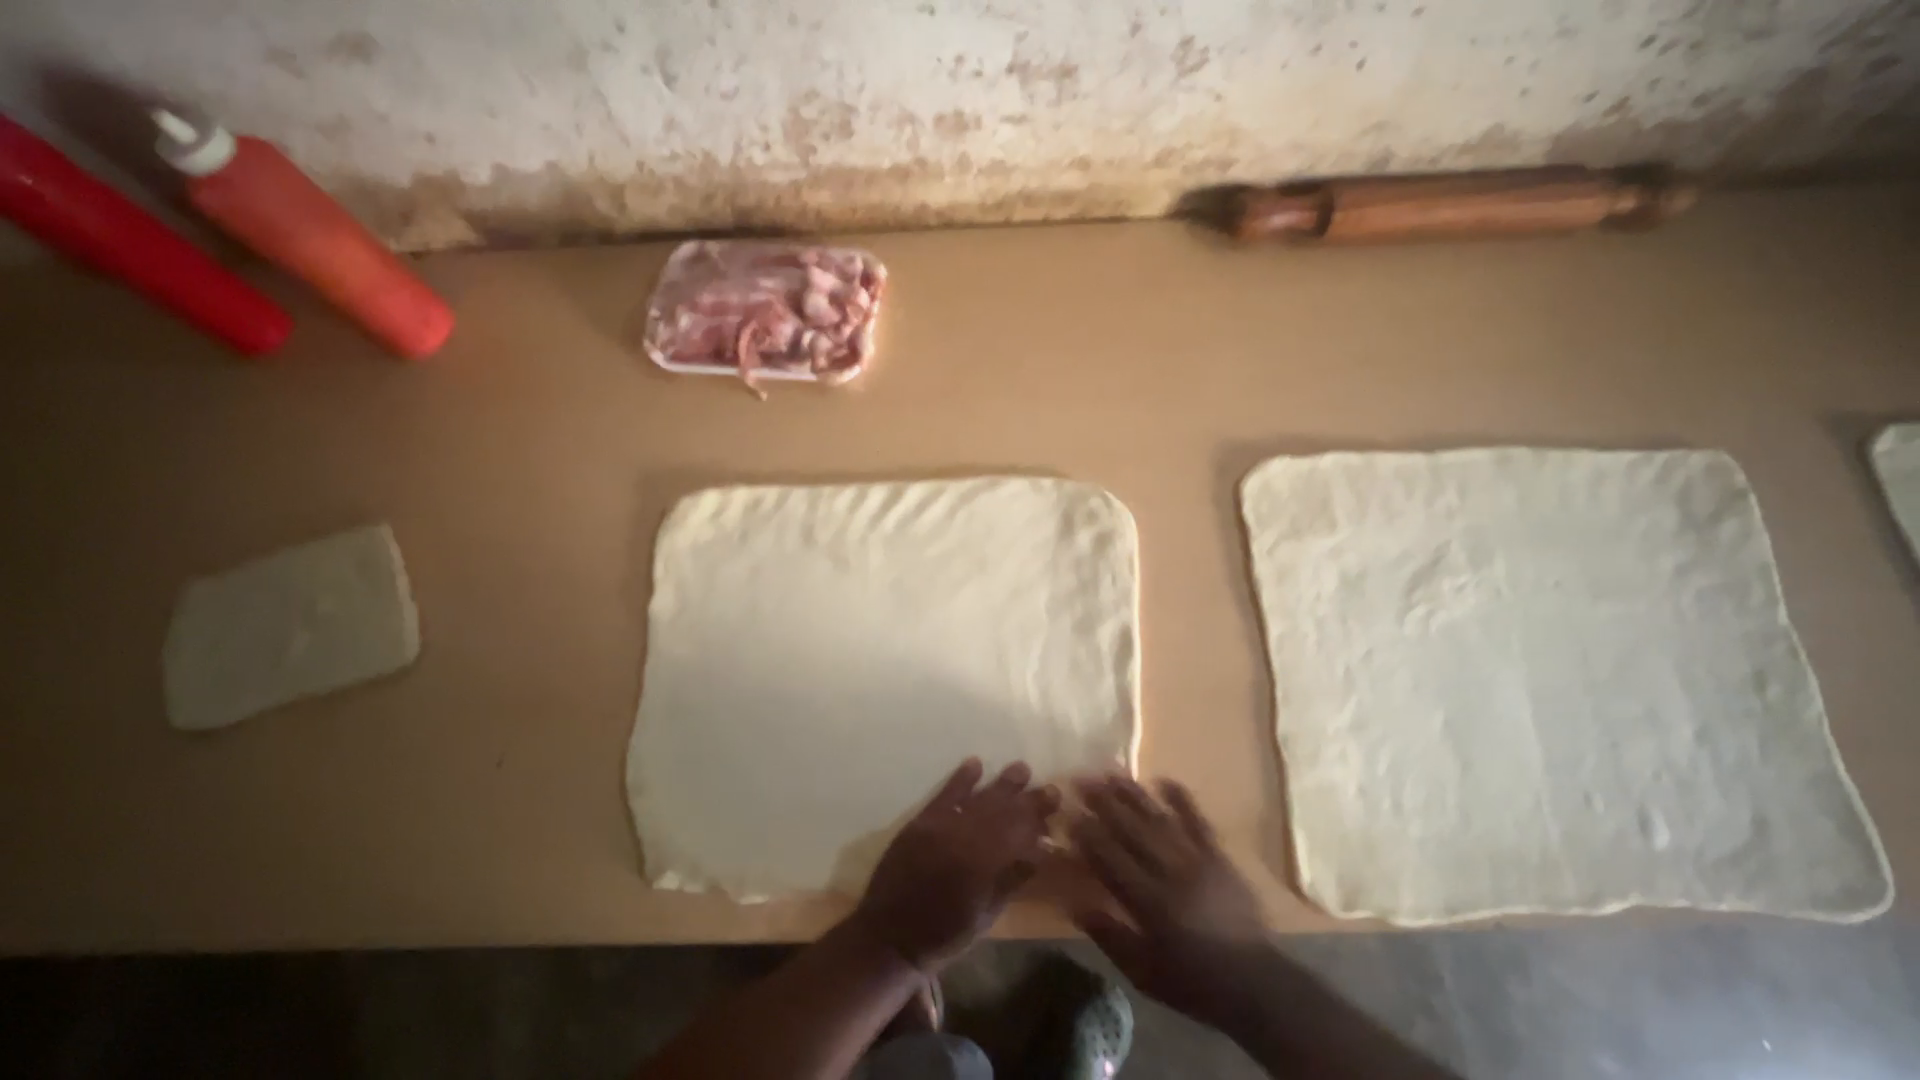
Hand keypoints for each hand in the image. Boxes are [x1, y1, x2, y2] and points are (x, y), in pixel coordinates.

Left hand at [852, 758, 1059, 973]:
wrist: (890, 936)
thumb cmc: (944, 934)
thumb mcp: (986, 915)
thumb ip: (1012, 880)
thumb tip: (1041, 851)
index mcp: (985, 866)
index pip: (1021, 833)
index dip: (1039, 818)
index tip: (1057, 805)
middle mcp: (966, 840)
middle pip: (1003, 813)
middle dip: (1027, 799)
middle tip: (1049, 787)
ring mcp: (941, 828)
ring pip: (978, 800)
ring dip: (1001, 785)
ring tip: (1020, 768)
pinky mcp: (920, 823)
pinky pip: (944, 796)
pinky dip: (960, 779)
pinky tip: (975, 763)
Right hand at [1069, 775, 1274, 1036]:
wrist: (1255, 982)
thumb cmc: (1193, 982)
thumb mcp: (1143, 972)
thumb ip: (1109, 936)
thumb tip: (1075, 904)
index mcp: (1148, 903)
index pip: (1110, 859)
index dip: (1087, 835)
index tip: (1068, 813)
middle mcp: (1170, 874)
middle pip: (1131, 831)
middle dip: (1104, 803)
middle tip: (1082, 779)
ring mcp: (1198, 861)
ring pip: (1160, 820)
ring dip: (1134, 795)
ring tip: (1112, 772)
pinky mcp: (1219, 858)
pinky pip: (1198, 822)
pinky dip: (1181, 799)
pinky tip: (1164, 780)